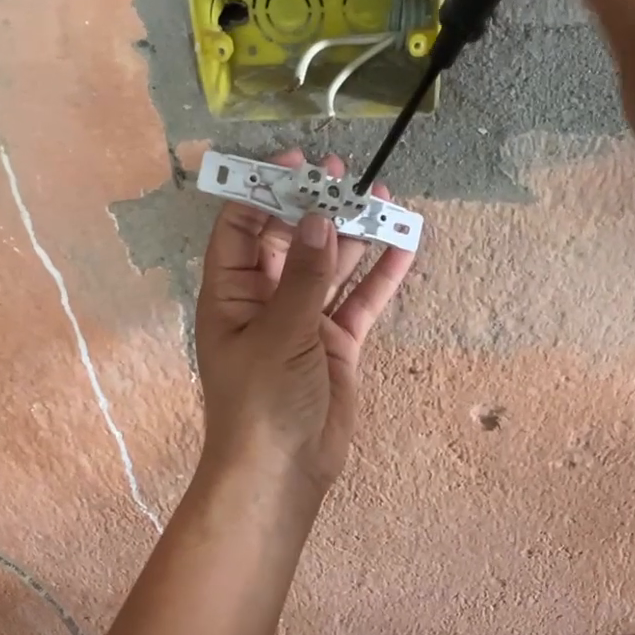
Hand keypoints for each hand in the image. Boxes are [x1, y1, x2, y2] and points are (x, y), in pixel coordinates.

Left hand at [194, 151, 415, 493]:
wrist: (283, 471)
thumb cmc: (262, 402)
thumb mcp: (279, 333)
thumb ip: (303, 275)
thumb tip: (318, 218)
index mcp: (231, 294)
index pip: (241, 228)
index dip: (264, 192)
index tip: (297, 163)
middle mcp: (265, 301)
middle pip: (290, 241)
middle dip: (315, 207)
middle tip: (344, 174)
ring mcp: (303, 322)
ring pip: (331, 267)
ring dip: (354, 236)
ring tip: (382, 198)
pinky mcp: (336, 344)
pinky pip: (359, 301)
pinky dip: (380, 277)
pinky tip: (403, 247)